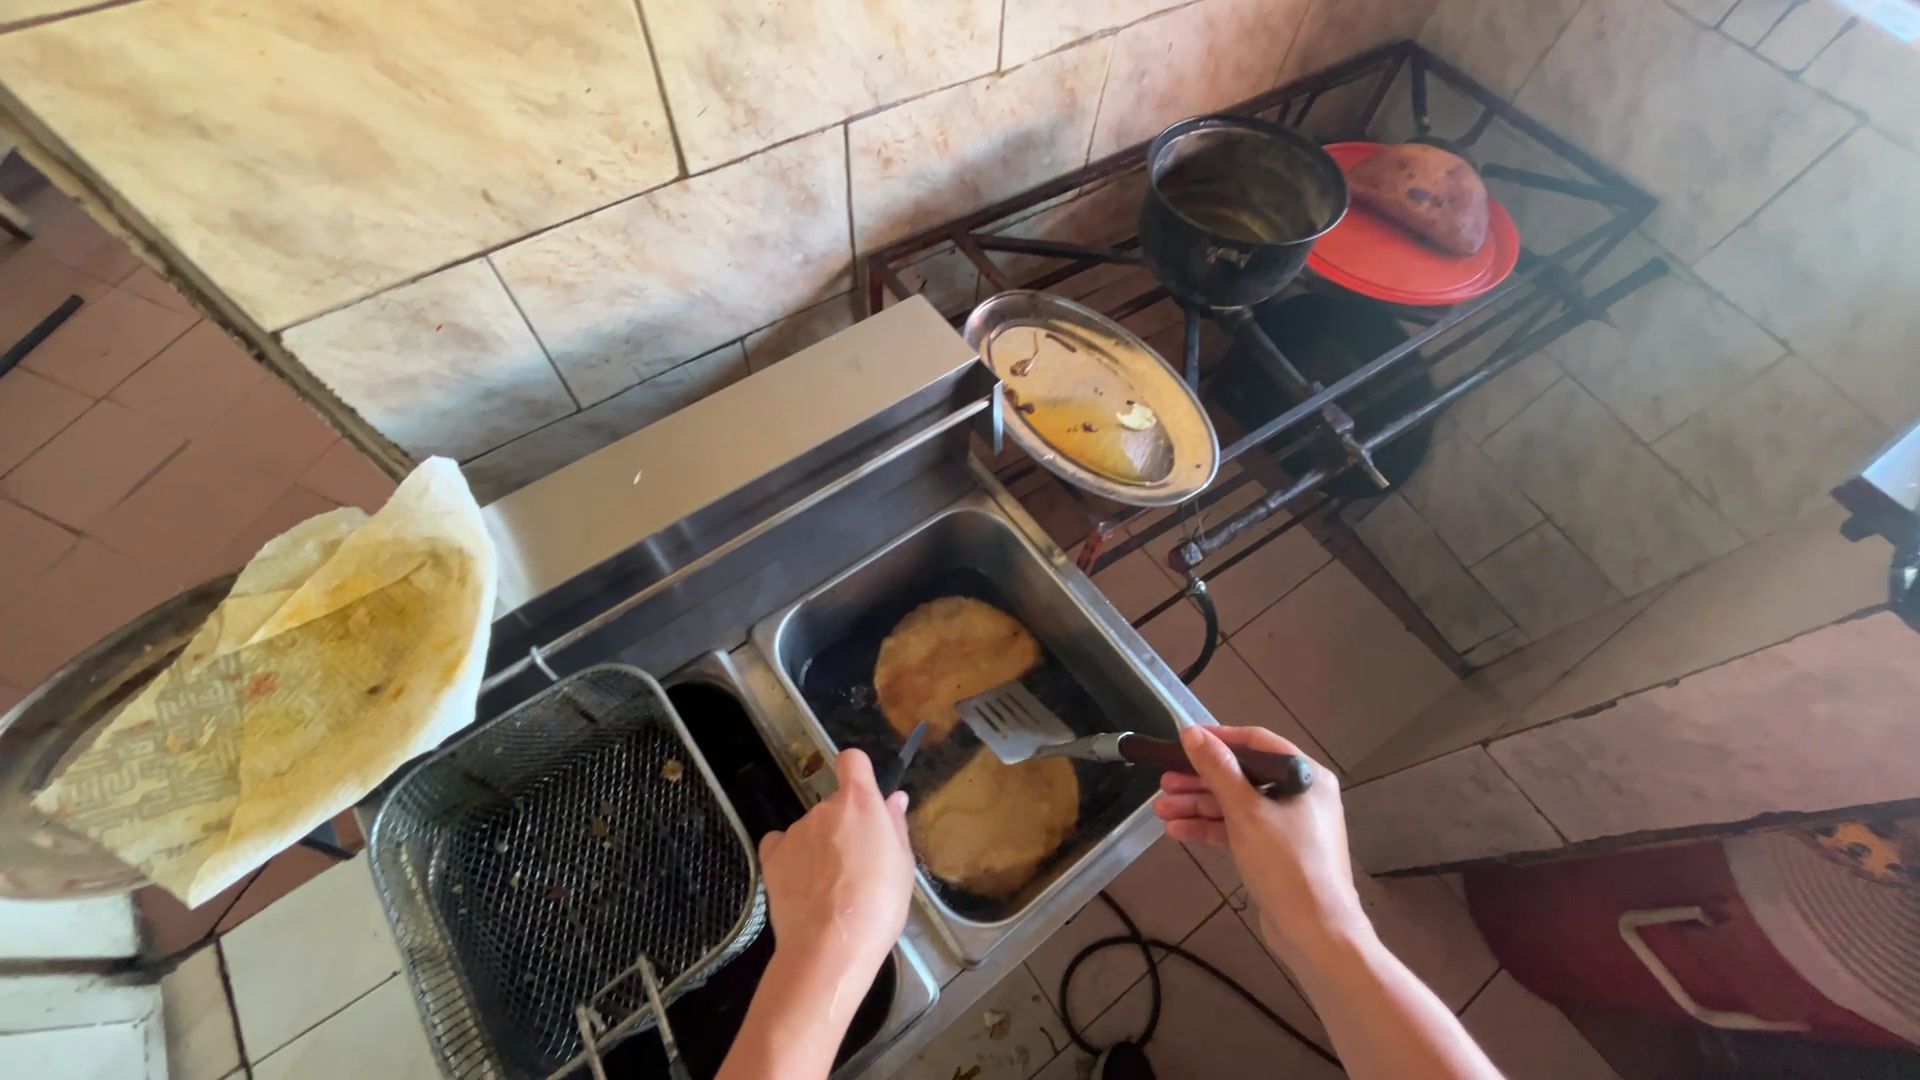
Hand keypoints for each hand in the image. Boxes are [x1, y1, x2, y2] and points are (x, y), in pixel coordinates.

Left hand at [758, 748, 914, 981]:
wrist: (832, 947)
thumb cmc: (879, 905)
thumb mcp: (903, 865)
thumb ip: (895, 826)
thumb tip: (894, 799)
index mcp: (859, 802)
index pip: (852, 760)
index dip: (857, 772)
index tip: (864, 794)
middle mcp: (824, 808)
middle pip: (835, 805)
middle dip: (845, 826)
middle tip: (857, 864)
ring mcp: (795, 831)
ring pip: (812, 829)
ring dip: (820, 846)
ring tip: (830, 888)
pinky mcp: (772, 857)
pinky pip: (782, 845)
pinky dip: (791, 857)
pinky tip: (801, 883)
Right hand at [1154, 725, 1369, 964]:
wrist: (1317, 935)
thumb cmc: (1287, 864)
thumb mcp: (1246, 811)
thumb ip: (1217, 769)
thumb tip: (1192, 733)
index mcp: (1305, 776)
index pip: (1256, 742)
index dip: (1218, 739)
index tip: (1184, 741)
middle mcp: (1300, 795)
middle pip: (1242, 775)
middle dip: (1200, 780)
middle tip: (1164, 782)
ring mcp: (1289, 825)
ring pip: (1236, 804)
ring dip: (1198, 805)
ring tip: (1162, 809)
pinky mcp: (1277, 851)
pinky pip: (1240, 828)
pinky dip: (1211, 828)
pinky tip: (1178, 831)